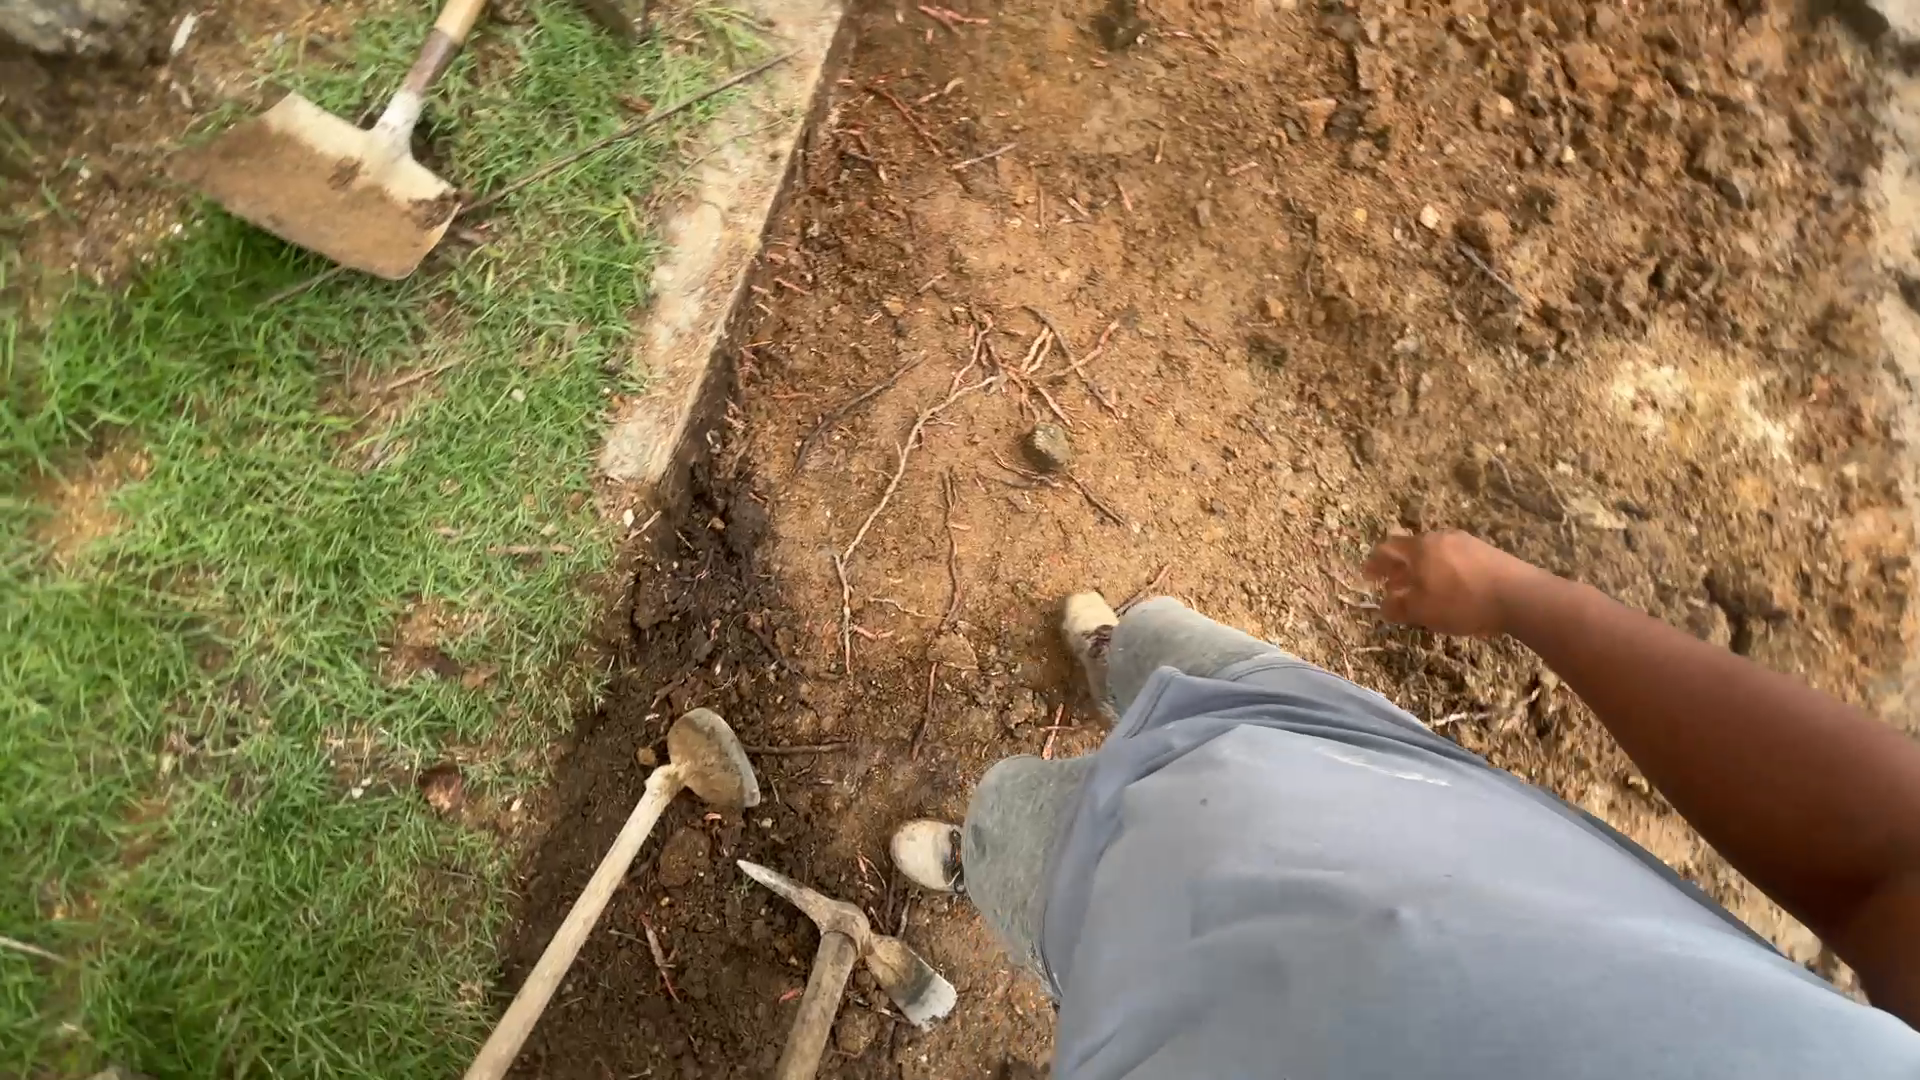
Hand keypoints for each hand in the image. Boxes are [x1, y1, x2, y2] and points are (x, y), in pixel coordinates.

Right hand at [1362, 530, 1542, 636]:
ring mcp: (1468, 543)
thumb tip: (1385, 606)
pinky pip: (1456, 560)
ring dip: (1423, 571)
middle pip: (1412, 549)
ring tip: (1423, 590)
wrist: (1522, 598)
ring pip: (1435, 555)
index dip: (1374, 563)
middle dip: (1399, 568)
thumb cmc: (1461, 601)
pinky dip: (1444, 572)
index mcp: (1419, 547)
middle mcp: (1441, 538)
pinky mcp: (1490, 553)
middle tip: (1393, 585)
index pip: (1387, 549)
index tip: (1367, 576)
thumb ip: (1397, 608)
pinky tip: (1451, 590)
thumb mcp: (1421, 611)